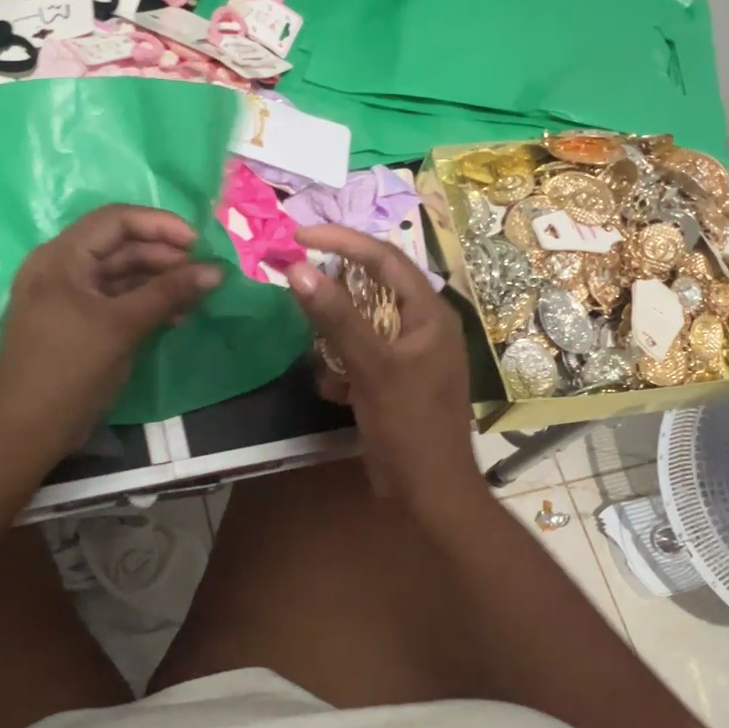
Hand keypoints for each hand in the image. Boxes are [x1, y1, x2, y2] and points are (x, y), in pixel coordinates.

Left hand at [0, 205, 221, 458]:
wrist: (27, 430)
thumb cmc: (69, 369)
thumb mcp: (122, 326)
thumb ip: (169, 293)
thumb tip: (217, 269)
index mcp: (61, 257)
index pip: (116, 220)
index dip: (161, 225)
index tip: (201, 243)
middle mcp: (62, 268)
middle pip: (121, 246)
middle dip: (165, 256)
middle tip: (205, 274)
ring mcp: (69, 298)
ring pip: (122, 275)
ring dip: (160, 282)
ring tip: (197, 297)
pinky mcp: (79, 324)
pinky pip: (117, 301)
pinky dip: (146, 304)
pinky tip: (177, 316)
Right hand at [285, 225, 484, 513]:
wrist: (429, 492)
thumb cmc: (409, 426)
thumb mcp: (371, 367)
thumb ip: (336, 317)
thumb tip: (298, 268)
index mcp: (429, 313)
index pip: (385, 257)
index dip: (342, 240)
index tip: (298, 235)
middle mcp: (422, 326)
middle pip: (370, 290)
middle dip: (334, 298)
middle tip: (299, 296)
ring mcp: (409, 355)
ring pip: (359, 326)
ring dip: (335, 342)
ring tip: (328, 368)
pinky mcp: (394, 381)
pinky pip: (360, 357)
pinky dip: (343, 369)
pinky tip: (338, 393)